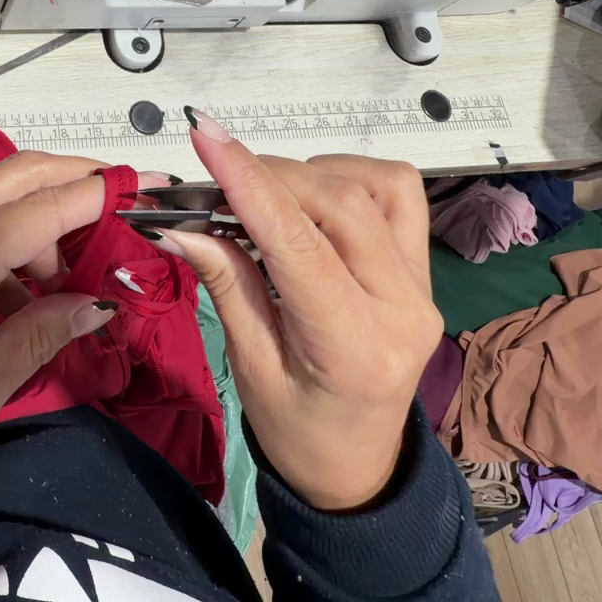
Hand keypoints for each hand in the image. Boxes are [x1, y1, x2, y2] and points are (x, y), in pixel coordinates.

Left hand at [0, 152, 162, 484]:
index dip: (106, 193)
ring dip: (44, 216)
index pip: (50, 203)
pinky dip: (11, 237)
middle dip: (81, 179)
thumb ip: (37, 340)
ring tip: (72, 283)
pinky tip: (22, 297)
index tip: (154, 189)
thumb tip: (97, 303)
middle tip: (128, 208)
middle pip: (24, 171)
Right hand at [153, 109, 441, 510]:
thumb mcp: (248, 364)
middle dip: (269, 173)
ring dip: (311, 172)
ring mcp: (423, 285)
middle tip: (216, 175)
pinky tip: (310, 195)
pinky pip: (397, 194)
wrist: (358, 464)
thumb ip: (223, 281)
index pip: (297, 241)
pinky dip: (349, 175)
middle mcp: (402, 307)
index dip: (247, 180)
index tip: (206, 136)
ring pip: (377, 186)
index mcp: (353, 345)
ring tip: (263, 191)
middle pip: (341, 202)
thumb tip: (178, 222)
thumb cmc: (296, 429)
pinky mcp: (423, 269)